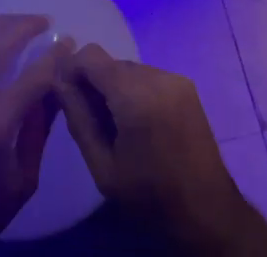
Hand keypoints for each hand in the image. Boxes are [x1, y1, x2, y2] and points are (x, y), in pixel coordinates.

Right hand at [55, 45, 266, 255]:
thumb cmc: (150, 196)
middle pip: (109, 62)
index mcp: (136, 95)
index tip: (67, 97)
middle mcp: (158, 76)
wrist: (208, 212)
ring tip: (116, 125)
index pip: (90, 55)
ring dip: (114, 87)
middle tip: (92, 120)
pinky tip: (138, 123)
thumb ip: (78, 117)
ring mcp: (176, 79)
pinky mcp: (186, 86)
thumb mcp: (102, 166)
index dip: (71, 69)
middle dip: (93, 83)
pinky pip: (147, 76)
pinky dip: (134, 91)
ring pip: (127, 68)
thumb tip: (58, 80)